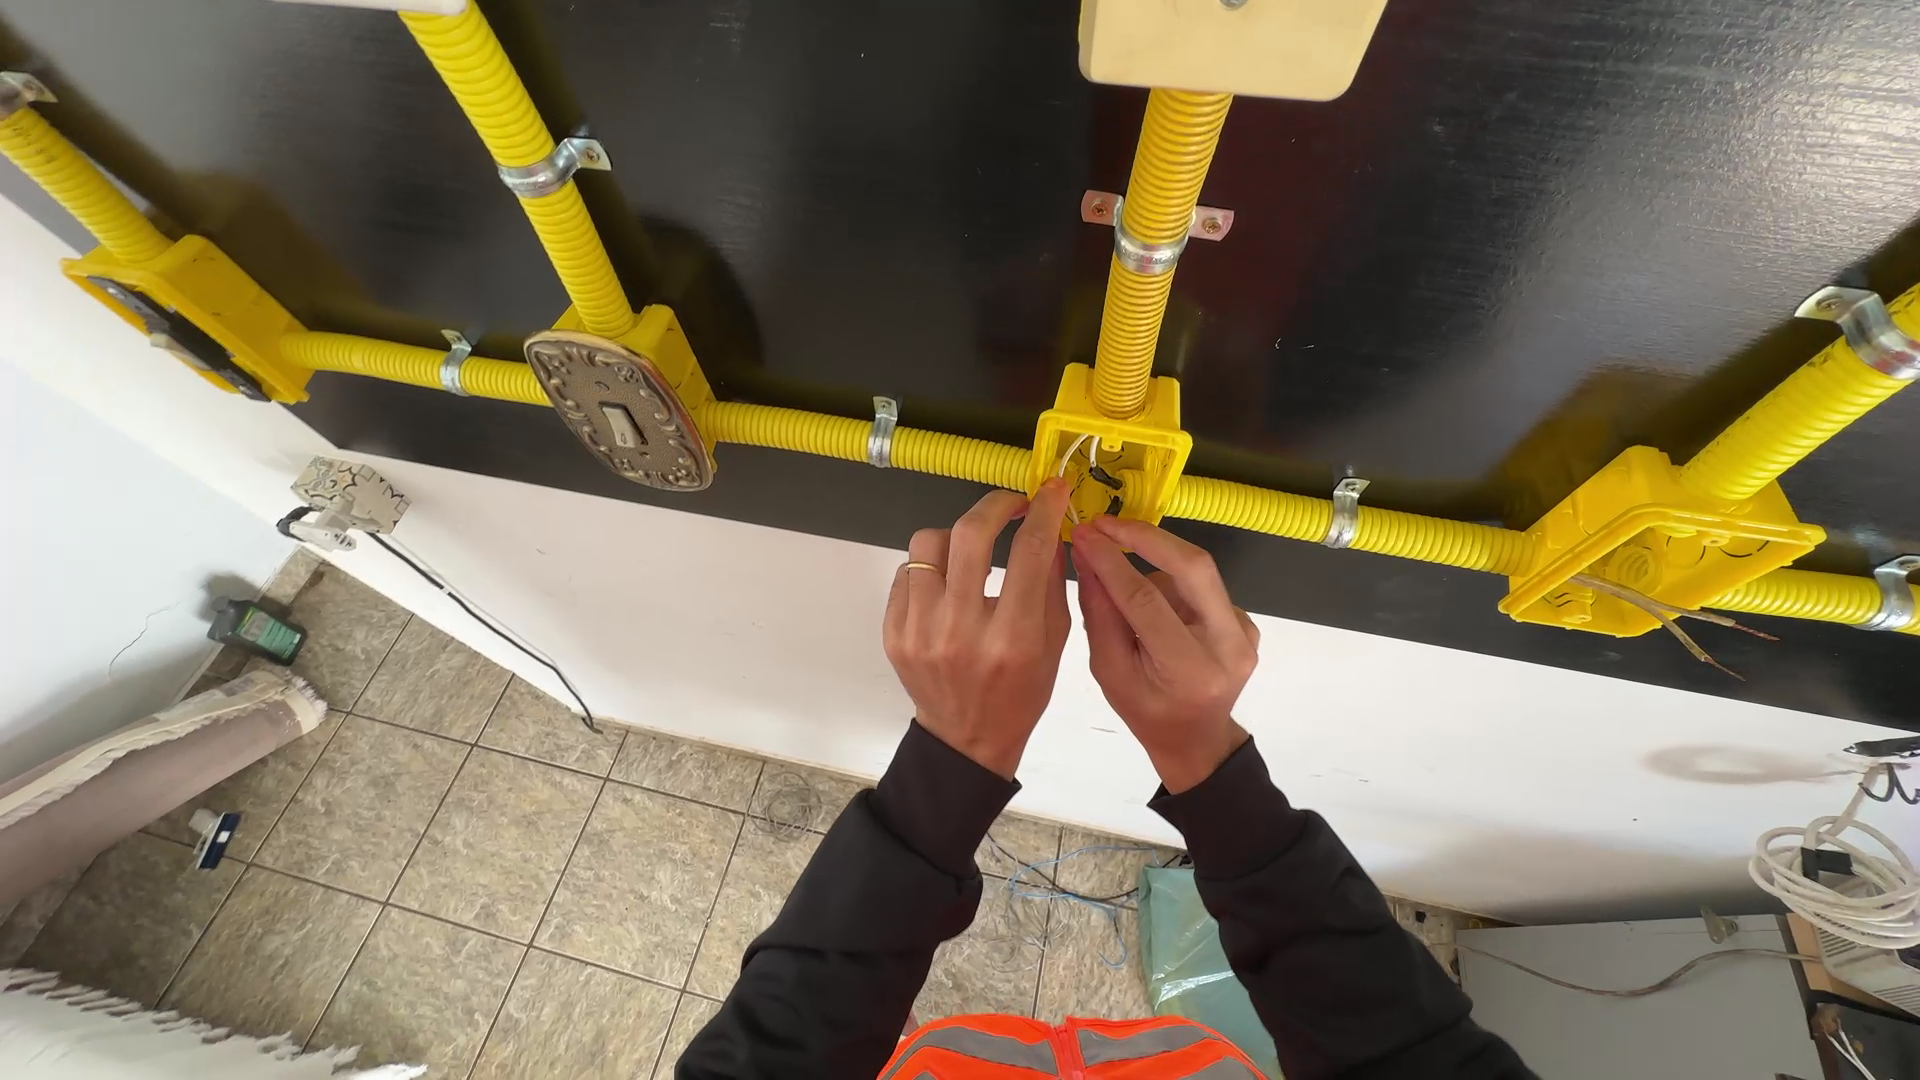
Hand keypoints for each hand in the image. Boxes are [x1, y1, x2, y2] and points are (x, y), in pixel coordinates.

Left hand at [882, 481, 1074, 778]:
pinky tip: (948, 584)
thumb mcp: (1054, 643)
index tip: (1052, 490)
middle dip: (996, 504)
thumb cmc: (1020, 693)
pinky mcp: (893, 632)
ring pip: (928, 543)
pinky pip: (907, 572)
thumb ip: (1052, 582)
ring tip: (973, 552)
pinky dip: (932, 567)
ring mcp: (919, 631)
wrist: (966, 738)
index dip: (1044, 510)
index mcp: (1012, 638)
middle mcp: (961, 631)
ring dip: (958, 536)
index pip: (1028, 552)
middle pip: (970, 534)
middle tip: (1012, 504)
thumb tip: (1048, 526)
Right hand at [1069, 516, 1260, 792]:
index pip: (1146, 600)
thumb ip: (1099, 613)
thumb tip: (1088, 555)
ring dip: (1152, 570)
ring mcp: (1245, 630)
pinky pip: (1199, 587)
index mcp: (1190, 669)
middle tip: (1106, 524)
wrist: (1197, 739)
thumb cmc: (1145, 713)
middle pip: (1193, 566)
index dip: (1113, 562)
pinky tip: (1156, 611)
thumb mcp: (1108, 671)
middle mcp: (1230, 644)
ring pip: (1193, 574)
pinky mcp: (1246, 619)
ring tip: (1126, 595)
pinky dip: (1169, 586)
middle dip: (1146, 537)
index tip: (1085, 535)